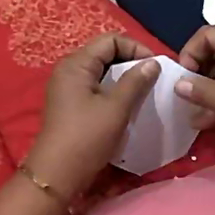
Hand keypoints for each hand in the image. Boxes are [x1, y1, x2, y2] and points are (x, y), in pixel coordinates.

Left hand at [23, 33, 159, 204]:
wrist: (57, 174)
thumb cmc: (86, 137)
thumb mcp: (115, 108)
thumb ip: (135, 82)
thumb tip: (152, 62)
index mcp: (76, 64)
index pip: (110, 40)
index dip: (135, 48)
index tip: (156, 67)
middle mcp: (68, 70)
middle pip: (104, 54)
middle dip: (130, 62)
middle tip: (154, 79)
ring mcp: (67, 88)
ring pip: (101, 72)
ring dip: (123, 79)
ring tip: (145, 92)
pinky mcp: (70, 104)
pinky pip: (95, 88)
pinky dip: (113, 91)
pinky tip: (128, 105)